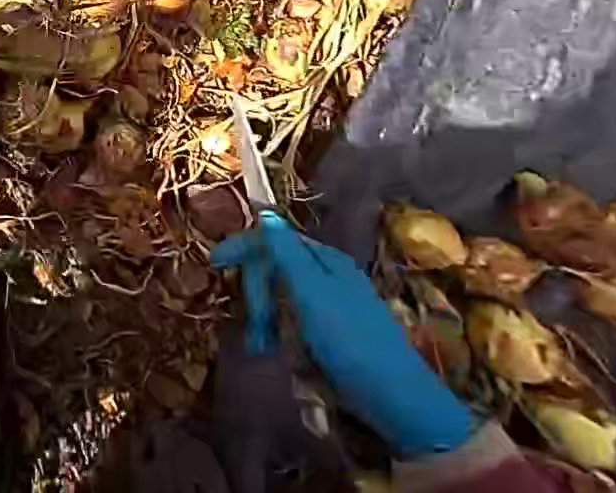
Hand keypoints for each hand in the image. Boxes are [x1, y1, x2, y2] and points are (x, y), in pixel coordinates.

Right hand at [212, 210, 474, 457]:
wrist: (399, 403)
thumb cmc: (351, 341)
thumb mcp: (313, 292)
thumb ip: (286, 252)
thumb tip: (265, 212)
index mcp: (325, 260)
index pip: (275, 240)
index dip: (245, 247)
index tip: (215, 263)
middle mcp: (328, 278)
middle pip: (276, 271)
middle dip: (260, 297)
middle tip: (256, 328)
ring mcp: (331, 308)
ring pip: (283, 303)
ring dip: (270, 324)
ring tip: (265, 349)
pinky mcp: (333, 337)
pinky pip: (297, 329)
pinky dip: (287, 341)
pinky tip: (290, 360)